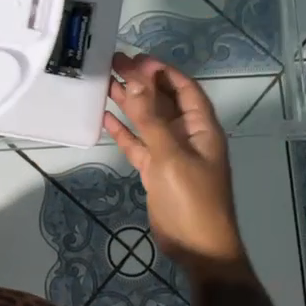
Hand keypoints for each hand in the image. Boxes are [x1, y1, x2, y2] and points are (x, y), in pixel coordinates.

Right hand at [101, 52, 242, 267]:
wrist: (198, 247)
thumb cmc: (192, 199)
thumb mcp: (171, 156)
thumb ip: (151, 119)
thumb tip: (136, 81)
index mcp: (202, 129)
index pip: (184, 90)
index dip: (163, 72)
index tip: (138, 59)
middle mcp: (187, 136)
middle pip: (163, 101)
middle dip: (141, 82)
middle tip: (114, 63)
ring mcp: (170, 154)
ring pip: (147, 121)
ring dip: (129, 102)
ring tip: (104, 82)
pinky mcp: (155, 170)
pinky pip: (137, 144)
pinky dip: (123, 131)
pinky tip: (104, 118)